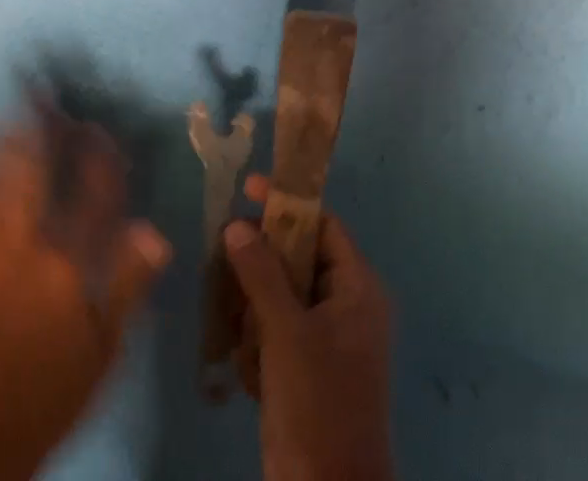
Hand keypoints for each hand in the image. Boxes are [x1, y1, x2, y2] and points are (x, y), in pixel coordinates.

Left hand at [0, 120, 169, 480]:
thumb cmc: (57, 389)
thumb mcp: (107, 343)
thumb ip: (130, 282)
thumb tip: (153, 230)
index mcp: (62, 266)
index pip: (87, 198)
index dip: (96, 159)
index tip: (99, 129)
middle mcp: (16, 250)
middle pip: (24, 176)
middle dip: (29, 130)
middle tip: (33, 94)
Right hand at [226, 175, 395, 480]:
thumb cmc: (317, 399)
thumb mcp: (286, 329)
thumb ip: (260, 272)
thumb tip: (236, 224)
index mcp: (358, 289)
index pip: (323, 225)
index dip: (287, 204)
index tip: (247, 189)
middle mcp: (344, 304)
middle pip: (294, 257)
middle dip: (260, 269)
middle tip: (229, 276)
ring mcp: (324, 335)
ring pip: (275, 292)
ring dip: (253, 312)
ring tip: (250, 341)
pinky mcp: (304, 361)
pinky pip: (271, 326)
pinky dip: (256, 341)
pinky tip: (255, 371)